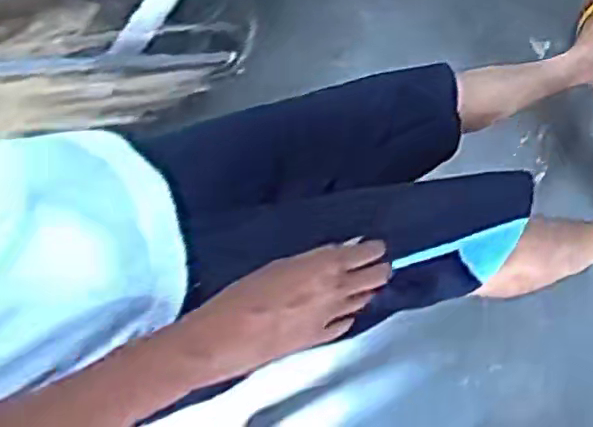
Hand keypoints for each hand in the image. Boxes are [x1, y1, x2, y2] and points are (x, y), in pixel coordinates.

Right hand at [169, 240, 390, 381]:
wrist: (211, 342)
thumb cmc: (239, 298)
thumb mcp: (282, 265)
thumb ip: (320, 257)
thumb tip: (345, 249)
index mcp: (330, 264)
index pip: (374, 250)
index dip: (373, 249)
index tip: (367, 251)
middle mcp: (339, 287)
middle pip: (381, 274)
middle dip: (378, 269)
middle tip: (365, 270)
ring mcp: (331, 314)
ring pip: (368, 298)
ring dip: (362, 292)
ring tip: (349, 291)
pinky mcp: (317, 339)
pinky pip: (346, 324)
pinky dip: (344, 317)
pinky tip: (335, 315)